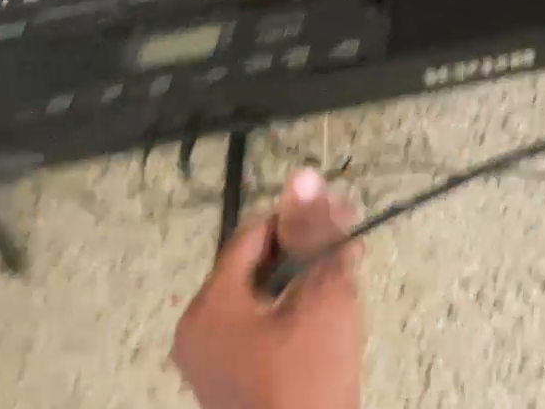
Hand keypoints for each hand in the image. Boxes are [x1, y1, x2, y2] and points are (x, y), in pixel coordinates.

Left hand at [173, 169, 362, 408]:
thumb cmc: (311, 367)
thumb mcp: (322, 290)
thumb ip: (314, 232)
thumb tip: (304, 175)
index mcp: (209, 305)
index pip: (254, 233)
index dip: (299, 221)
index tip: (341, 223)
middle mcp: (197, 326)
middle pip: (256, 260)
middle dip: (305, 249)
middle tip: (347, 254)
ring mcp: (208, 353)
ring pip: (263, 287)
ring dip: (304, 275)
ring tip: (342, 280)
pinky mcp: (227, 370)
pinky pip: (259, 316)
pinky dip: (292, 303)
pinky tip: (324, 311)